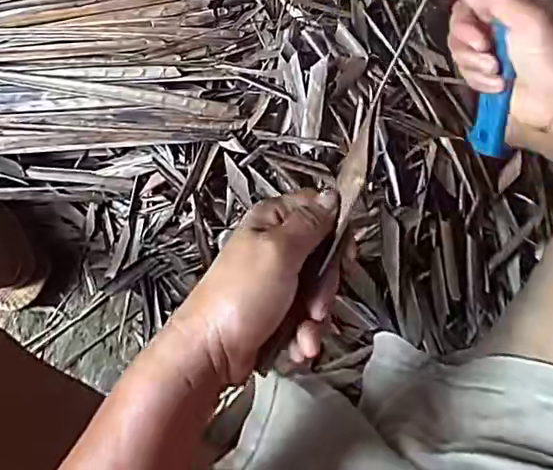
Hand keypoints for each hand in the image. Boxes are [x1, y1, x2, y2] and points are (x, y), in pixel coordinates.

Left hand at [160, 188, 340, 386]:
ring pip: (319, 292)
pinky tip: (294, 343)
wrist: (210, 355)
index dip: (336, 231)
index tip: (342, 254)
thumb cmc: (233, 299)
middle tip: (313, 300)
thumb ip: (309, 224)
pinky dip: (305, 335)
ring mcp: (276, 280)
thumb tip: (331, 197)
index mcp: (272, 220)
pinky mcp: (278, 311)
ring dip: (316, 318)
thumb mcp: (279, 252)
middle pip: (324, 256)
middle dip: (325, 287)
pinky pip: (308, 319)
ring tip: (300, 328)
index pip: (319, 210)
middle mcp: (274, 246)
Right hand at [423, 0, 552, 156]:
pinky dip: (479, 77)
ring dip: (474, 58)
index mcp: (517, 3)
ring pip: (459, 43)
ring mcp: (495, 49)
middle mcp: (503, 24)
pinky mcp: (489, 72)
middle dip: (467, 31)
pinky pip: (465, 68)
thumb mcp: (531, 19)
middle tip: (483, 44)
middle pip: (462, 15)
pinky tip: (498, 83)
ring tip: (495, 68)